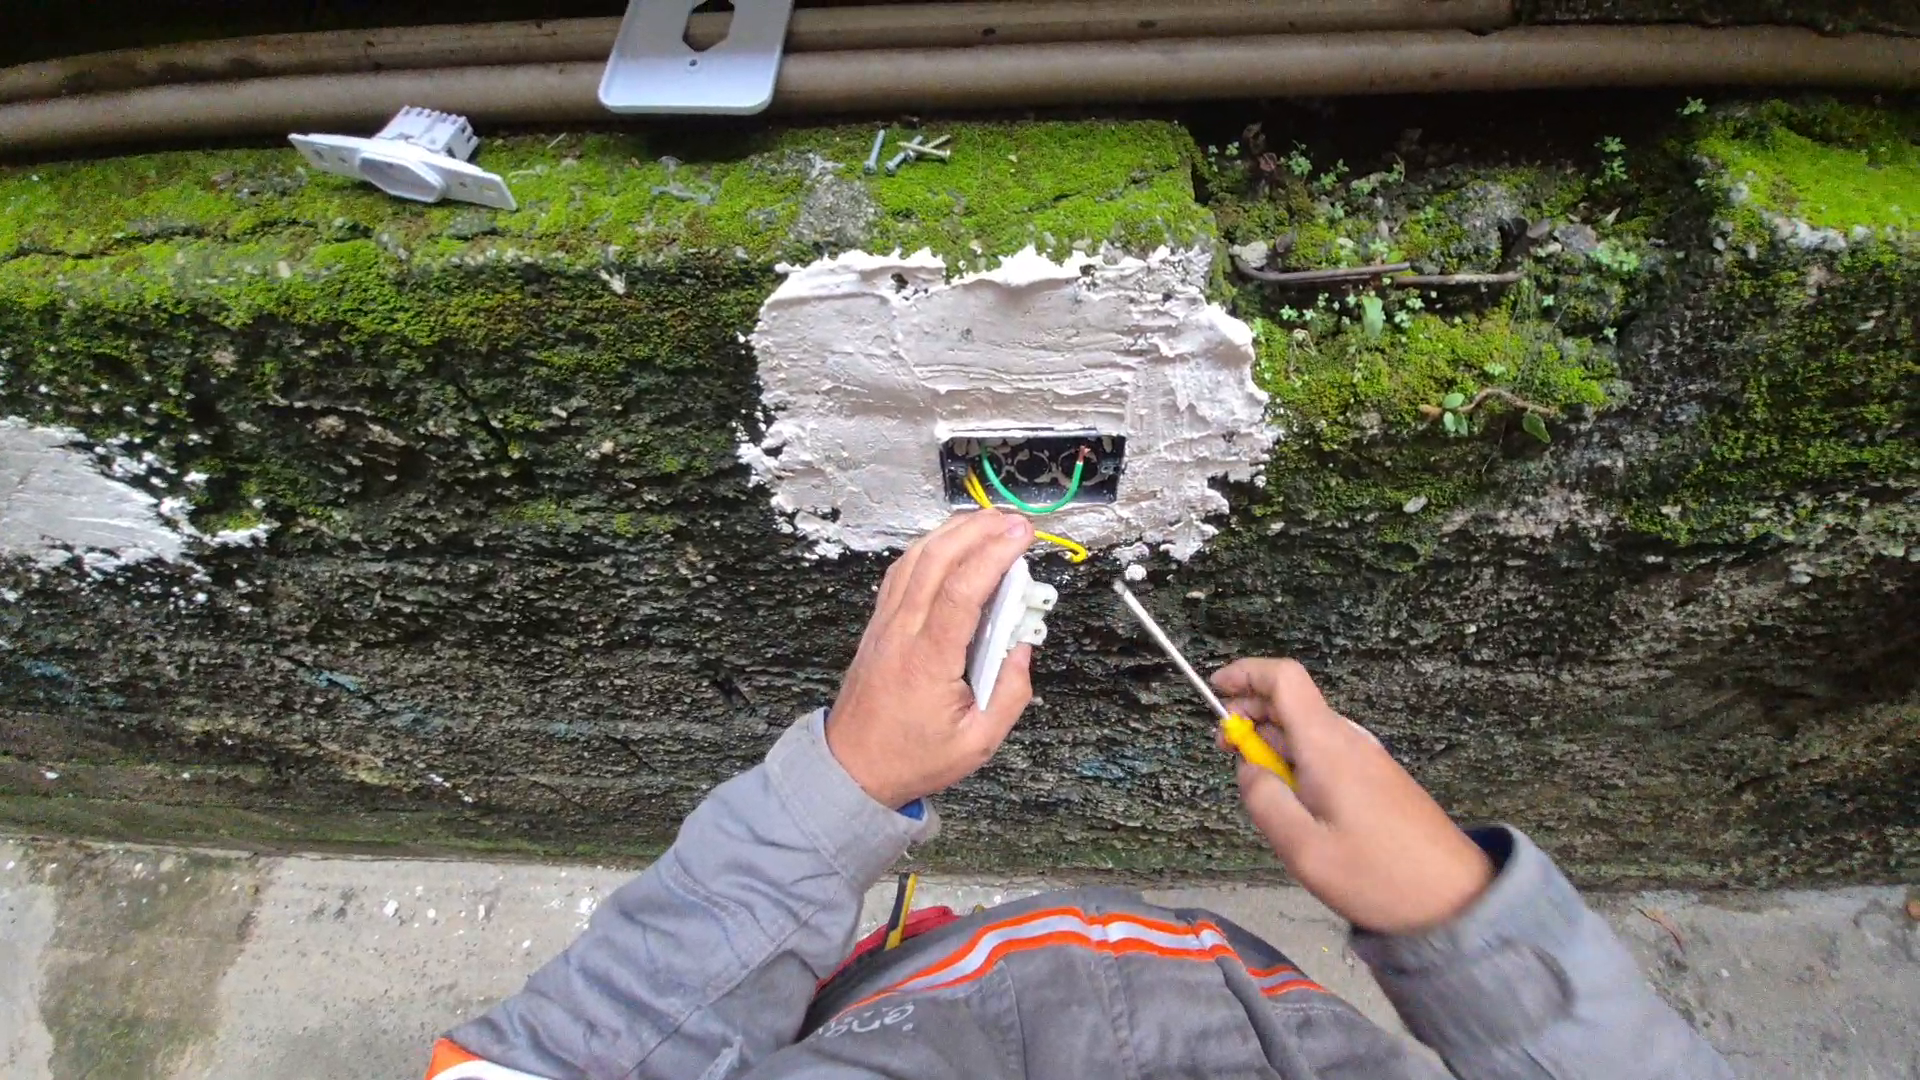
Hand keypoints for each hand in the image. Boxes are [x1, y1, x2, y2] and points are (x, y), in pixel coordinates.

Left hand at [827, 509, 1037, 807]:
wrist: (852, 768)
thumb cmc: (911, 757)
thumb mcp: (977, 742)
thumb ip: (1011, 693)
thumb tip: (1023, 646)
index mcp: (928, 660)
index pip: (962, 590)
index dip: (994, 554)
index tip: (1023, 535)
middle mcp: (902, 631)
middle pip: (936, 558)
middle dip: (979, 529)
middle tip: (1015, 521)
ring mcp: (885, 623)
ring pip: (915, 557)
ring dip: (952, 532)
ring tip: (989, 522)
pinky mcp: (879, 623)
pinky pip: (901, 571)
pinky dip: (928, 547)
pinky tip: (950, 544)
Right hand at [1212, 658, 1493, 934]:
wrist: (1460, 904)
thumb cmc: (1377, 876)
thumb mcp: (1303, 849)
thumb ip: (1263, 800)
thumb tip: (1248, 769)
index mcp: (1326, 745)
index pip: (1284, 677)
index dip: (1244, 673)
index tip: (1214, 691)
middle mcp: (1345, 740)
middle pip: (1288, 700)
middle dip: (1247, 712)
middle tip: (1226, 749)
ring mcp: (1362, 757)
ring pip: (1302, 728)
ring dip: (1267, 740)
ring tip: (1255, 781)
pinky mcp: (1372, 777)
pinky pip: (1320, 751)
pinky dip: (1291, 758)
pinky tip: (1289, 797)